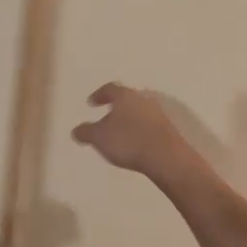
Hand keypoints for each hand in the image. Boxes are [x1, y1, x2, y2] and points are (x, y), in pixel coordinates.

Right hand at [72, 83, 192, 176]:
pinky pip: (149, 126)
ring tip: (120, 135)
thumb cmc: (128, 141)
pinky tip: (135, 144)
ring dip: (129, 121)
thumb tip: (77, 130)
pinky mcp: (169, 130)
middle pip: (127, 100)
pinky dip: (140, 132)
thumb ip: (85, 132)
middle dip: (116, 109)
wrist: (166, 157)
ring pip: (139, 113)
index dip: (99, 95)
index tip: (91, 103)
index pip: (110, 89)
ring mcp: (159, 114)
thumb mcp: (98, 138)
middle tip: (106, 119)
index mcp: (125, 96)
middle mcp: (143, 100)